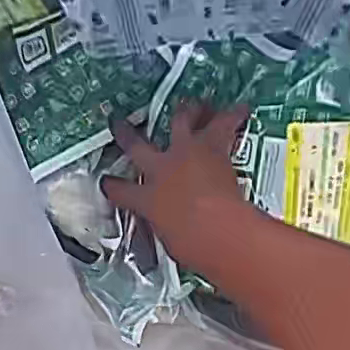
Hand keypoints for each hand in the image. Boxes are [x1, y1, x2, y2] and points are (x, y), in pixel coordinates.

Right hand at [102, 101, 263, 273]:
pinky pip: (225, 124)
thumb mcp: (172, 243)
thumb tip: (176, 232)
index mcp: (147, 200)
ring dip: (187, 111)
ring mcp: (186, 153)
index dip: (113, 187)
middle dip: (127, 135)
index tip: (108, 183)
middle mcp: (161, 170)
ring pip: (181, 120)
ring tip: (195, 104)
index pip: (122, 192)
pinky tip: (241, 109)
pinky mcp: (214, 147)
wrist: (219, 228)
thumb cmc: (194, 245)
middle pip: (138, 146)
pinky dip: (234, 116)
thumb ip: (169, 229)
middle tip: (121, 125)